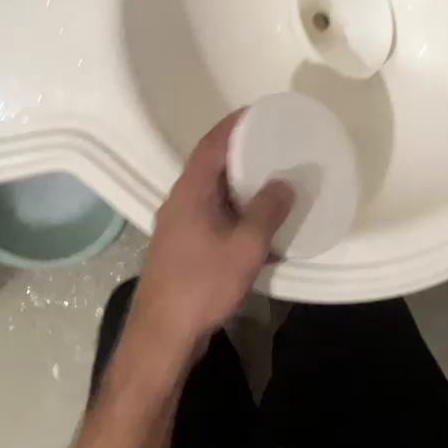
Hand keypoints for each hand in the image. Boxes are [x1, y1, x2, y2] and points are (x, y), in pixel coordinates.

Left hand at [130, 111, 293, 357]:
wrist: (162, 335)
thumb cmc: (201, 285)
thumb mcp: (245, 247)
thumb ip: (267, 211)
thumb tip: (285, 182)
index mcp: (190, 192)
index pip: (212, 145)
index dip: (235, 125)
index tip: (260, 112)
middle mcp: (179, 202)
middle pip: (211, 165)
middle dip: (242, 151)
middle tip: (275, 143)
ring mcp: (178, 226)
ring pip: (212, 192)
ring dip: (240, 182)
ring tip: (273, 176)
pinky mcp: (183, 247)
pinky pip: (213, 214)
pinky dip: (235, 208)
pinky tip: (257, 220)